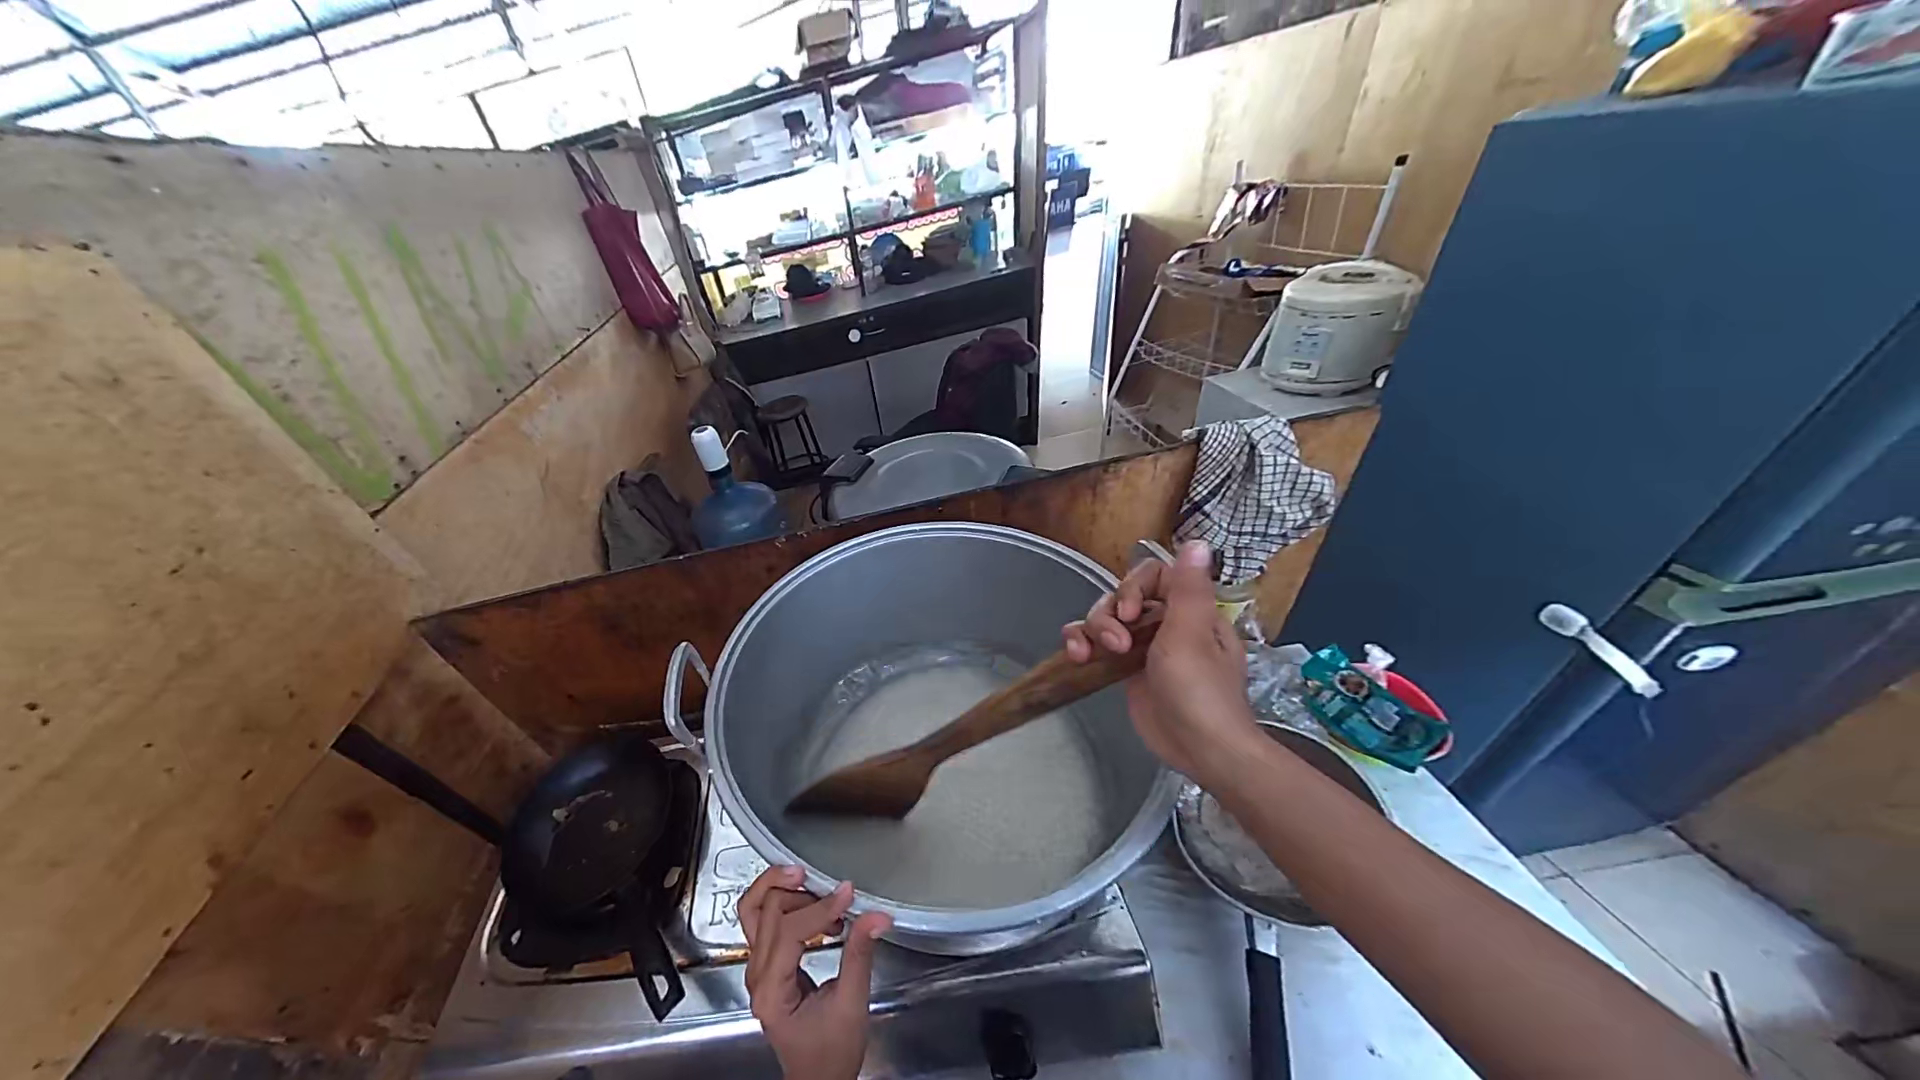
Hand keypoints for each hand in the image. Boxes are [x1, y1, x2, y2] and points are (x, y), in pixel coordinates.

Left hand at [740, 865, 892, 1079]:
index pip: (788, 932)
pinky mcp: (767, 961)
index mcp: (772, 991)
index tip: (848, 895)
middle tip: (831, 888)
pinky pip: (764, 918)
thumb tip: (876, 917)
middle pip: (764, 911)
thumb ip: (859, 956)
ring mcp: (758, 967)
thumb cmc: (832, 1053)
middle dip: (800, 894)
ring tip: (815, 884)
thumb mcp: (851, 1006)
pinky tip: (816, 905)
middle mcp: (757, 975)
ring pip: (754, 908)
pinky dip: (785, 900)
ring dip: (782, 887)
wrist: (818, 1079)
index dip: (819, 908)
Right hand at [1062, 541, 1260, 784]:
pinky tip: (1077, 657)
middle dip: (1110, 613)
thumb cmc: (1200, 690)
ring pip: (1106, 619)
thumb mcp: (1192, 633)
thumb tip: (1197, 542)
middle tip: (1118, 642)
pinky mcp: (1126, 671)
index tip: (1131, 611)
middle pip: (1124, 596)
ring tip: (1091, 654)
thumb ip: (1188, 587)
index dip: (1135, 587)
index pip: (1154, 576)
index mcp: (1191, 610)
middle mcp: (1168, 623)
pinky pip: (1098, 646)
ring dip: (1092, 629)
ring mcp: (1145, 647)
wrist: (1200, 748)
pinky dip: (1083, 646)